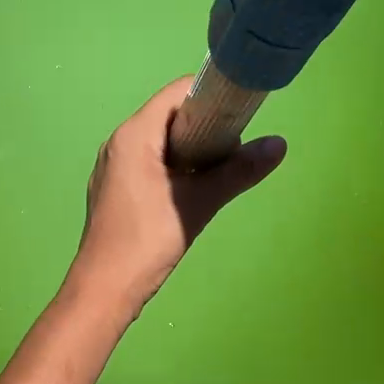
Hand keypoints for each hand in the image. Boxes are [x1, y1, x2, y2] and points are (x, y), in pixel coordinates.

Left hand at [62, 77, 287, 319]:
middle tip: (227, 159)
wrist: (103, 290)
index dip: (213, 101)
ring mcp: (110, 171)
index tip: (237, 124)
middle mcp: (117, 144)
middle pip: (169, 119)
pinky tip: (185, 200)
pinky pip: (146, 169)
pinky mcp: (111, 195)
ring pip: (158, 147)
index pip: (179, 93)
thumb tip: (279, 145)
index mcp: (134, 134)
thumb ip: (238, 172)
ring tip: (210, 182)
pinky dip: (170, 175)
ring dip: (189, 157)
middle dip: (204, 132)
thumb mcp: (199, 203)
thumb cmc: (147, 241)